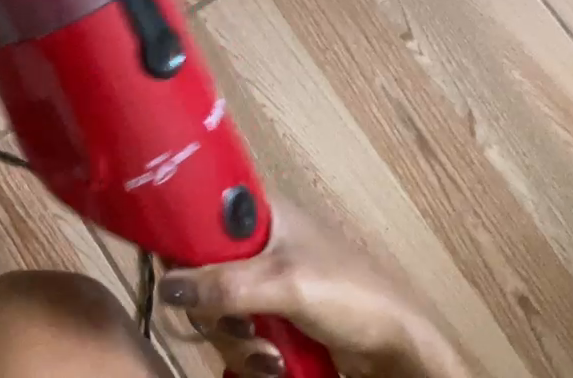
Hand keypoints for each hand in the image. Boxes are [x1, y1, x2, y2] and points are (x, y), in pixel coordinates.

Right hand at [158, 203, 468, 377]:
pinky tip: (273, 365)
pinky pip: (236, 330)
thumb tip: (166, 288)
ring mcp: (261, 279)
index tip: (179, 280)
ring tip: (270, 359)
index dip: (179, 244)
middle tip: (240, 330)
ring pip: (216, 307)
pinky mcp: (271, 314)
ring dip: (235, 341)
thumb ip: (224, 285)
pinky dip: (247, 352)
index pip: (192, 213)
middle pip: (199, 271)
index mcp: (252, 210)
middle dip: (214, 311)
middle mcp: (251, 240)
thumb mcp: (285, 285)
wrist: (406, 350)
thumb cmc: (350, 295)